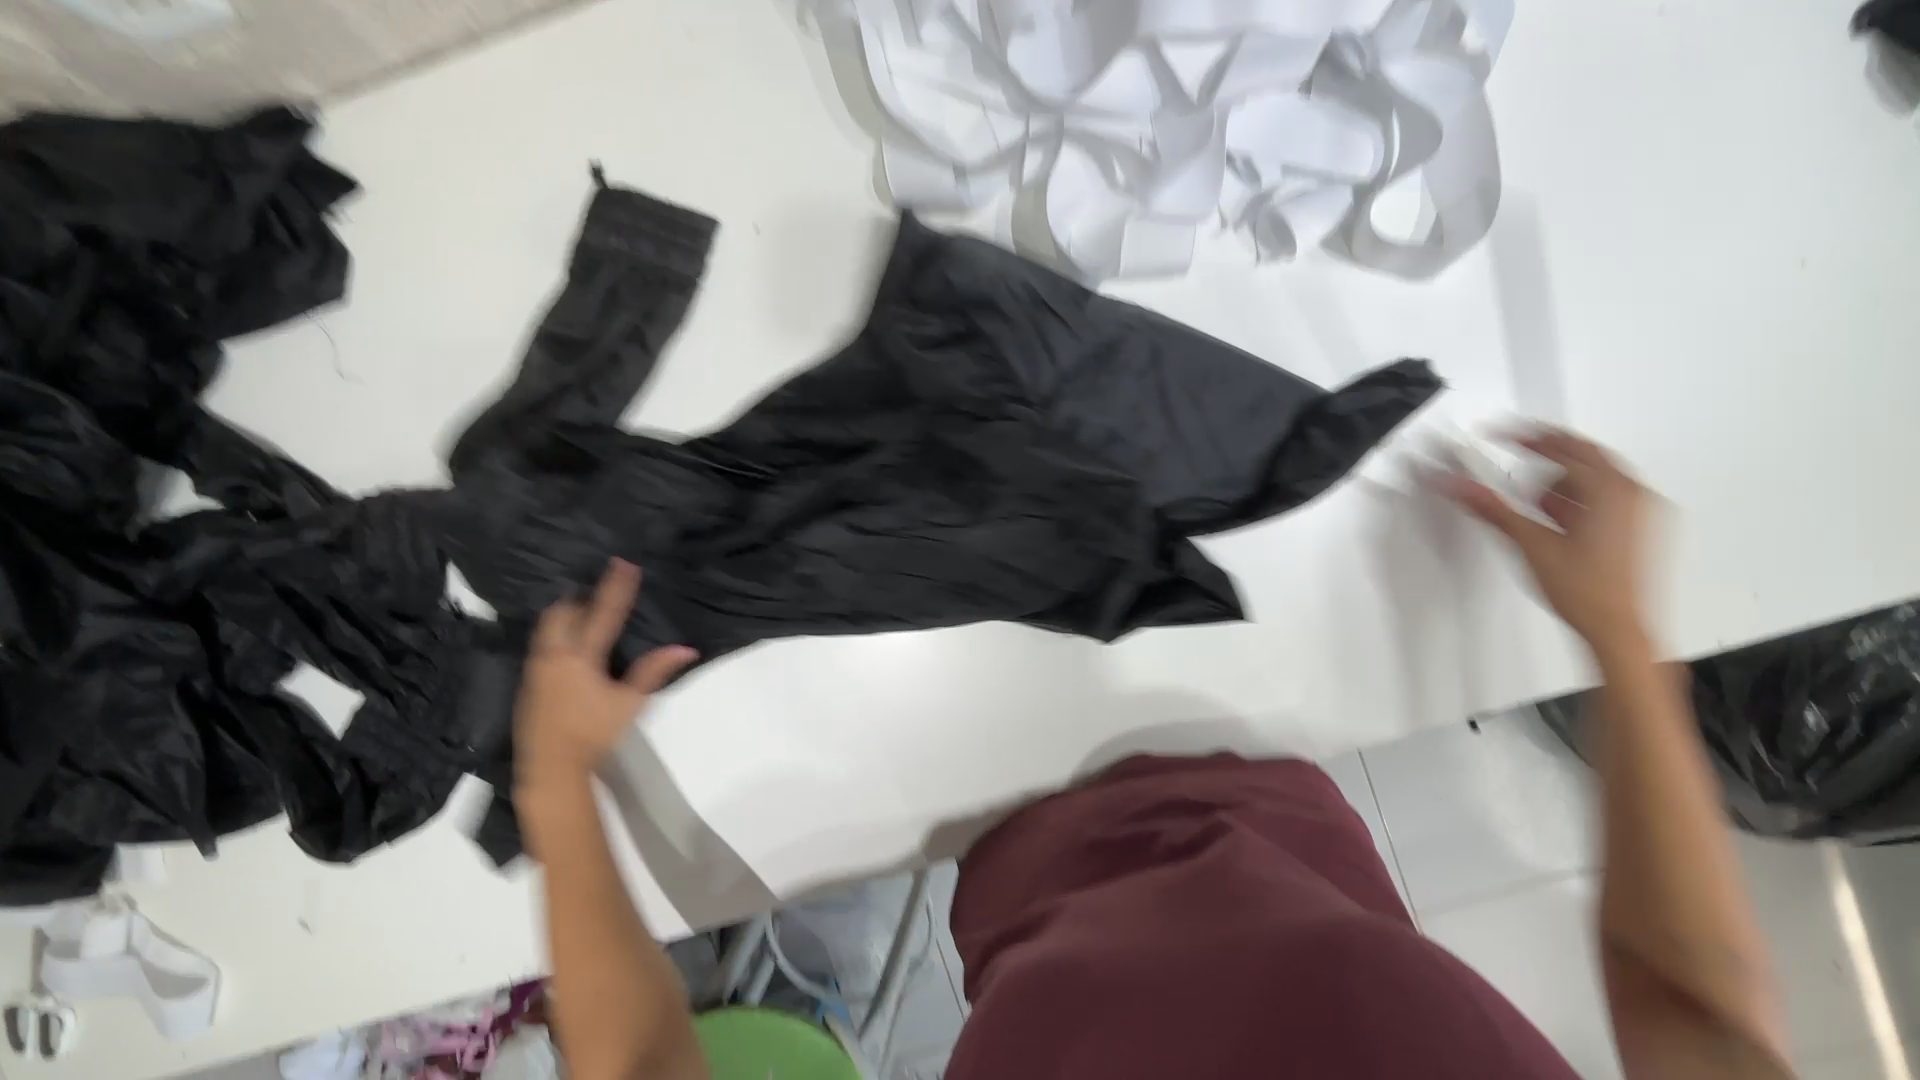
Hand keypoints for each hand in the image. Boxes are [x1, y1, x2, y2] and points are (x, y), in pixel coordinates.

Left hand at [514, 558, 697, 793]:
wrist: (550, 766)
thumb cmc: (594, 733)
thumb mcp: (630, 703)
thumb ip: (654, 671)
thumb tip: (686, 648)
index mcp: (581, 656)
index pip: (603, 611)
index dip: (616, 586)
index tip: (624, 563)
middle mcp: (554, 654)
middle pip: (563, 611)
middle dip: (581, 599)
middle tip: (600, 596)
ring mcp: (536, 668)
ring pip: (547, 627)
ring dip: (565, 615)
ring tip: (584, 615)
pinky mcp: (528, 682)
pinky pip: (541, 645)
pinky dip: (556, 635)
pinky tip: (568, 649)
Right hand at [1440, 428, 1657, 658]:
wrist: (1619, 630)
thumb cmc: (1587, 591)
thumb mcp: (1530, 544)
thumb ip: (1493, 509)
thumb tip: (1460, 486)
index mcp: (1612, 492)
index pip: (1565, 448)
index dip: (1527, 438)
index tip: (1499, 434)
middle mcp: (1634, 496)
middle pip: (1586, 456)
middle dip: (1547, 454)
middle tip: (1515, 452)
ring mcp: (1642, 514)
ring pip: (1596, 479)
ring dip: (1561, 481)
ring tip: (1533, 503)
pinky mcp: (1639, 531)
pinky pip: (1607, 498)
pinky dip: (1578, 499)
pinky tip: (1555, 520)